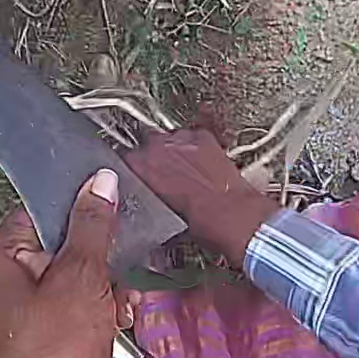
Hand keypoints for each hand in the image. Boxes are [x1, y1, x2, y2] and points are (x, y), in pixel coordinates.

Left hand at [0, 169, 122, 357]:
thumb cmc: (62, 343)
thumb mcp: (81, 277)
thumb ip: (92, 226)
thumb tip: (102, 179)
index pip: (37, 212)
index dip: (76, 211)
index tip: (111, 210)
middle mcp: (3, 279)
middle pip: (59, 244)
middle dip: (98, 260)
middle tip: (119, 268)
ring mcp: (24, 307)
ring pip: (73, 274)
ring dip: (106, 286)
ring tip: (124, 302)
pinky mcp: (46, 328)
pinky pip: (75, 302)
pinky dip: (100, 307)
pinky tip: (121, 316)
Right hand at [126, 129, 279, 262]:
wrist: (232, 215)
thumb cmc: (200, 221)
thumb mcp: (161, 211)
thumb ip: (149, 194)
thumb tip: (150, 194)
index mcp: (142, 166)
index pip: (126, 157)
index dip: (134, 168)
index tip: (139, 174)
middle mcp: (159, 147)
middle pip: (147, 143)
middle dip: (154, 157)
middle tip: (165, 175)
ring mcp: (182, 139)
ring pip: (170, 138)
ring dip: (175, 150)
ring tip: (185, 170)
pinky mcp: (204, 137)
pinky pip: (193, 136)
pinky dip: (195, 146)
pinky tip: (201, 163)